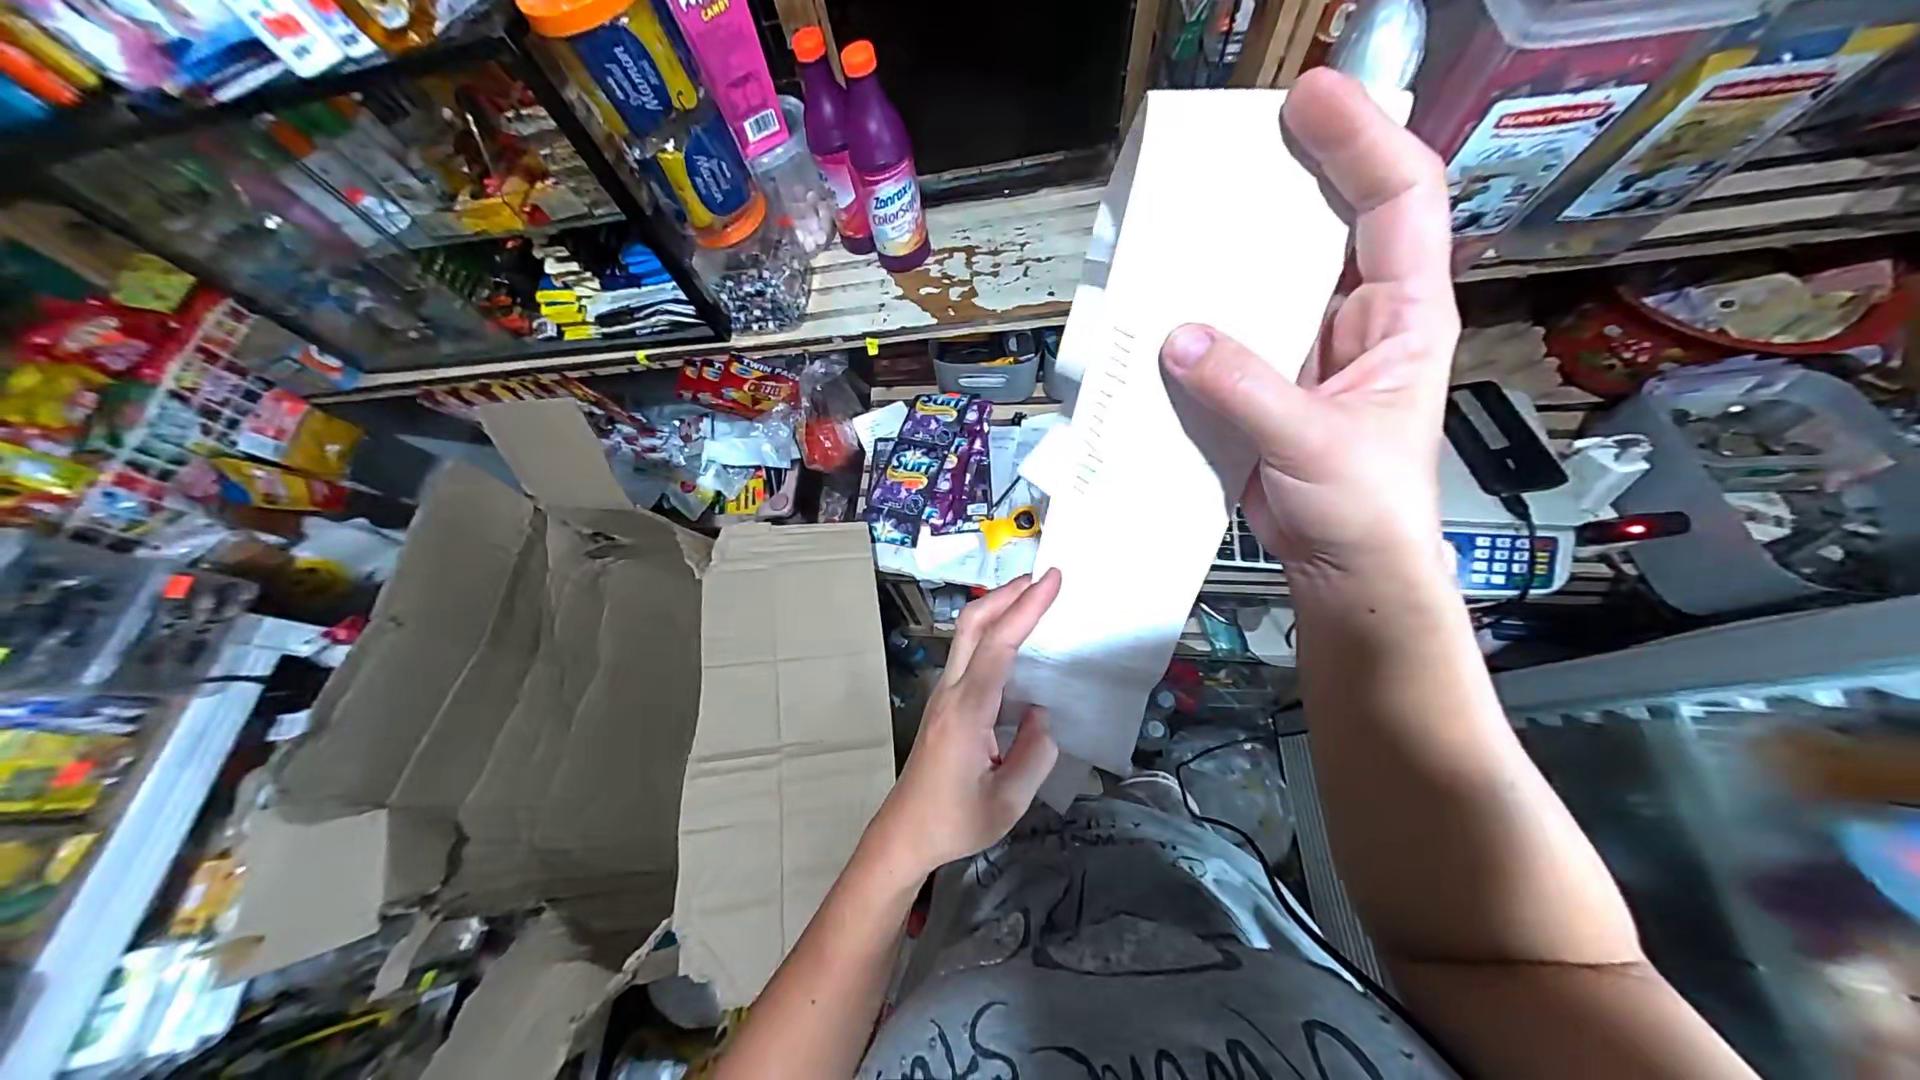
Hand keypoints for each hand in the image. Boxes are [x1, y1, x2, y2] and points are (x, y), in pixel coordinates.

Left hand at [869, 570, 1062, 876]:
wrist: (904, 834)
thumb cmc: (954, 821)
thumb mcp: (1009, 801)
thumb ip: (1035, 754)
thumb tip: (1041, 715)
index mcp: (968, 712)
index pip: (999, 646)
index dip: (1026, 609)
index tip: (1052, 580)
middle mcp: (951, 693)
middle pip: (972, 625)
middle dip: (1006, 594)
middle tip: (1042, 579)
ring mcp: (944, 695)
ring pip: (967, 636)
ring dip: (998, 610)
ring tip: (1033, 600)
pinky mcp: (945, 704)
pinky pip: (970, 656)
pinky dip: (994, 635)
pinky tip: (1016, 644)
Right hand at [1160, 68, 1459, 579]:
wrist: (1343, 568)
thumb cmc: (1366, 507)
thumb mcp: (1315, 442)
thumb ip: (1247, 388)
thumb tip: (1177, 338)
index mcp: (1402, 317)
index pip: (1398, 201)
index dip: (1359, 140)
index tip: (1308, 98)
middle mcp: (1352, 322)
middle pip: (1326, 226)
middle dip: (1287, 179)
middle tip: (1230, 147)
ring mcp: (1301, 354)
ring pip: (1269, 283)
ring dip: (1229, 256)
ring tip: (1184, 223)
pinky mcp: (1260, 388)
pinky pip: (1227, 340)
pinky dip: (1197, 325)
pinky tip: (1165, 308)